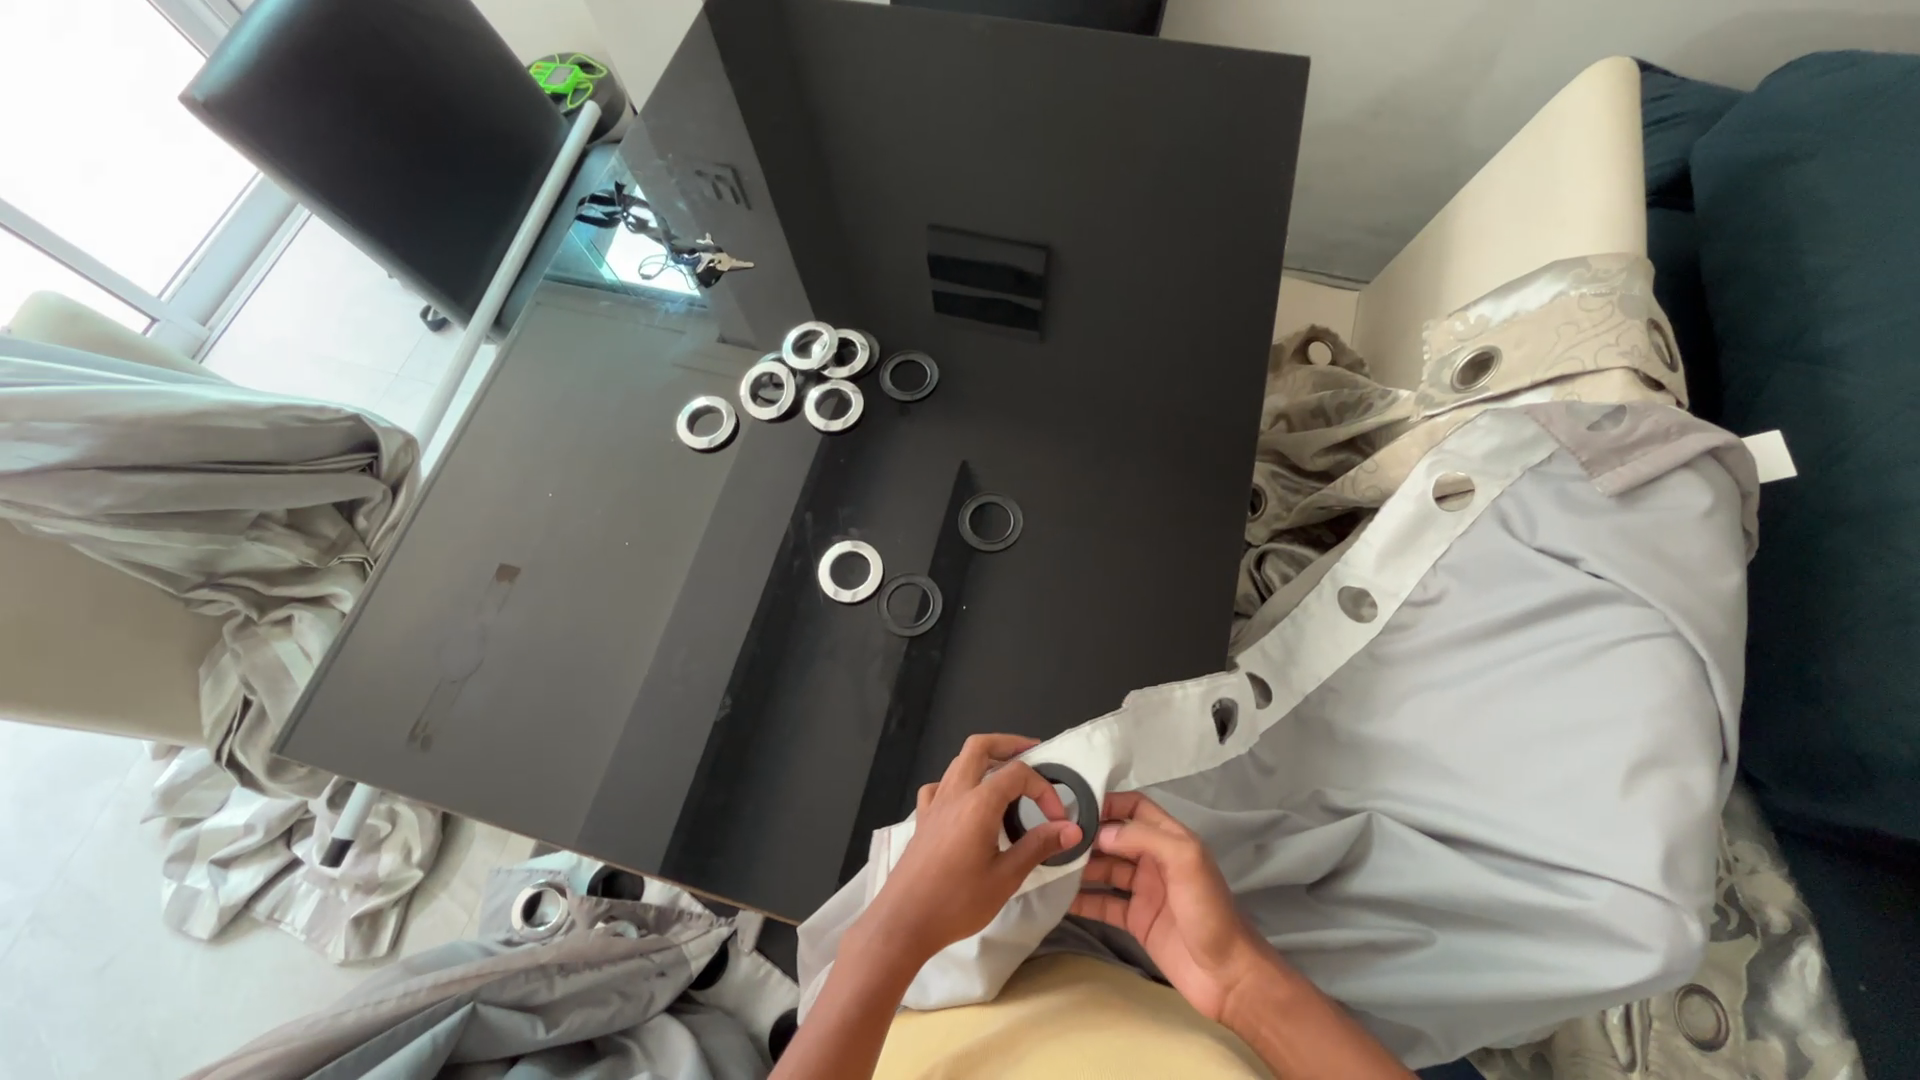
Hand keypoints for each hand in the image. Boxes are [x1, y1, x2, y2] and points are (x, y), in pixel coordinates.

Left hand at [852, 735, 1083, 966]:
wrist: (903, 921)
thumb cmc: (957, 902)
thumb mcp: (1006, 877)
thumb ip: (1038, 846)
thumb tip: (1072, 829)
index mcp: (978, 803)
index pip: (1018, 774)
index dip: (1044, 789)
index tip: (1057, 819)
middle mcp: (954, 793)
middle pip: (979, 746)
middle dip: (1009, 744)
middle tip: (1034, 754)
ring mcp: (934, 804)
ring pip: (958, 761)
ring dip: (985, 759)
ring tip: (1007, 778)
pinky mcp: (922, 819)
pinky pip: (940, 786)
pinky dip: (958, 782)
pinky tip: (968, 803)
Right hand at [1068, 790, 1274, 1022]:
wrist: (1226, 976)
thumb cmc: (1209, 910)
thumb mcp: (1185, 861)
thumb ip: (1144, 838)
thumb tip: (1101, 832)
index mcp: (1170, 840)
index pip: (1135, 807)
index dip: (1109, 802)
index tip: (1075, 805)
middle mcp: (1155, 860)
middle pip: (1115, 838)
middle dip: (1087, 835)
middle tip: (1052, 836)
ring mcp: (1144, 891)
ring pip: (1105, 869)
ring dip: (1080, 866)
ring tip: (1049, 864)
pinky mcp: (1136, 921)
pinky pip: (1104, 903)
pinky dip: (1082, 900)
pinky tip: (1058, 898)